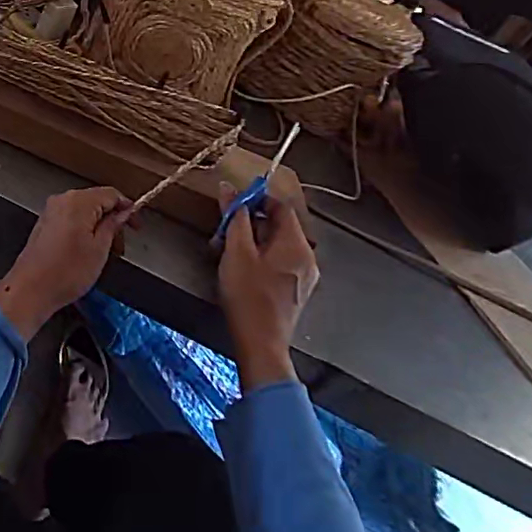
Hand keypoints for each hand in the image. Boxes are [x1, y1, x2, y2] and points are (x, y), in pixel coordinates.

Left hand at [0, 186, 135, 337]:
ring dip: (98, 226)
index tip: (136, 224)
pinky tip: (87, 251)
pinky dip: (83, 229)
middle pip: (96, 201)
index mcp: (78, 201)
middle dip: (112, 219)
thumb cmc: (66, 272)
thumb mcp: (100, 249)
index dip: (127, 208)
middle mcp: (62, 200)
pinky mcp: (44, 223)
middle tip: (122, 243)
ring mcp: (51, 211)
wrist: (31, 289)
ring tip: (106, 252)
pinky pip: (70, 218)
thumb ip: (113, 225)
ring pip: (83, 211)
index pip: (111, 194)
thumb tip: (122, 214)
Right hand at [217, 183, 318, 388]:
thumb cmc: (248, 294)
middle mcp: (307, 257)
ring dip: (252, 240)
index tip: (234, 202)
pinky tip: (240, 267)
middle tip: (224, 228)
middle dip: (250, 222)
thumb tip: (229, 187)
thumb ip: (235, 216)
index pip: (281, 206)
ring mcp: (304, 276)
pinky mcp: (296, 290)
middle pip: (279, 225)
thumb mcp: (236, 250)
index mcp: (296, 244)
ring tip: (226, 249)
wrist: (261, 344)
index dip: (257, 199)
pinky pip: (280, 261)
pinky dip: (261, 256)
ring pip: (278, 244)